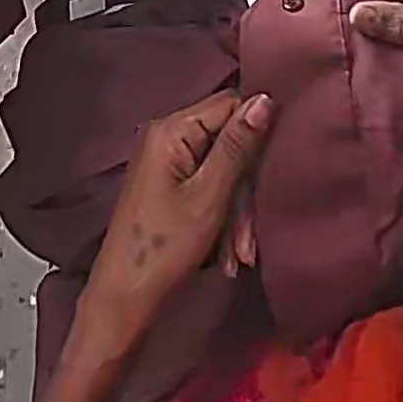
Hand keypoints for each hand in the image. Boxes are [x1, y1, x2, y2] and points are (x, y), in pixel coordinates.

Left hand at [80, 88, 273, 344]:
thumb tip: (266, 98)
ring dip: (237, 210)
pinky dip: (222, 216)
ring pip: (223, 168)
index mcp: (172, 128)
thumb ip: (238, 145)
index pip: (230, 103)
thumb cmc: (164, 248)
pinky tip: (228, 254)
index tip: (280, 160)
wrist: (122, 303)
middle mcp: (167, 135)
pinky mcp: (170, 183)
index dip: (259, 128)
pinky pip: (208, 185)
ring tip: (240, 254)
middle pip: (228, 139)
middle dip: (246, 186)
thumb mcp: (209, 196)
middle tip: (252, 233)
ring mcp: (167, 160)